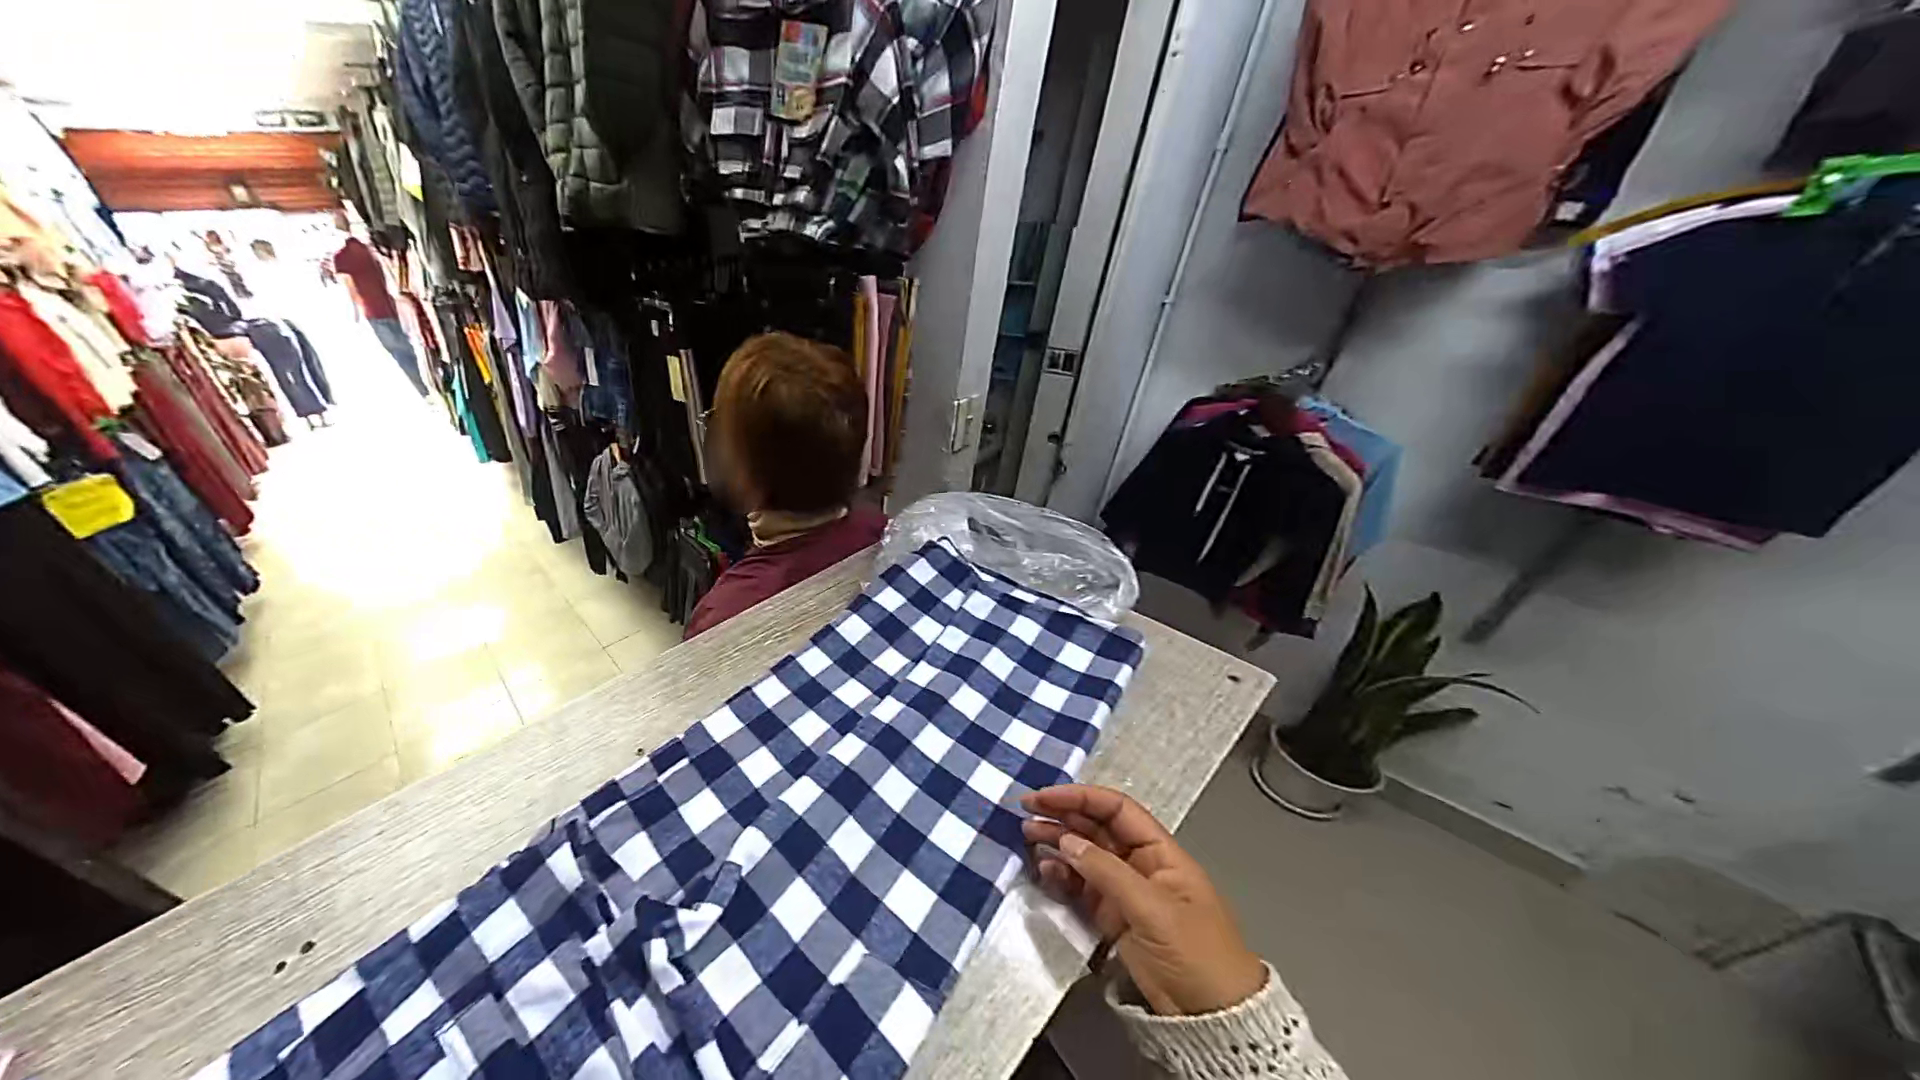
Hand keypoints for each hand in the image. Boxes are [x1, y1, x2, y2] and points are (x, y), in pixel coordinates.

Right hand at [1021, 784, 1266, 1015]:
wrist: (1214, 1020)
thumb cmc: (1198, 956)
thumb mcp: (1154, 910)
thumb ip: (1107, 872)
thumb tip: (1066, 840)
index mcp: (1160, 851)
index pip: (1117, 809)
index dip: (1081, 797)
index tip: (1047, 796)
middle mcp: (1140, 864)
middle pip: (1097, 828)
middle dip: (1063, 816)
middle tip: (1028, 811)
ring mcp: (1125, 891)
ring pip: (1084, 855)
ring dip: (1057, 843)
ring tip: (1028, 836)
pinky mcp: (1112, 918)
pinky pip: (1081, 887)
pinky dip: (1061, 876)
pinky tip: (1044, 870)